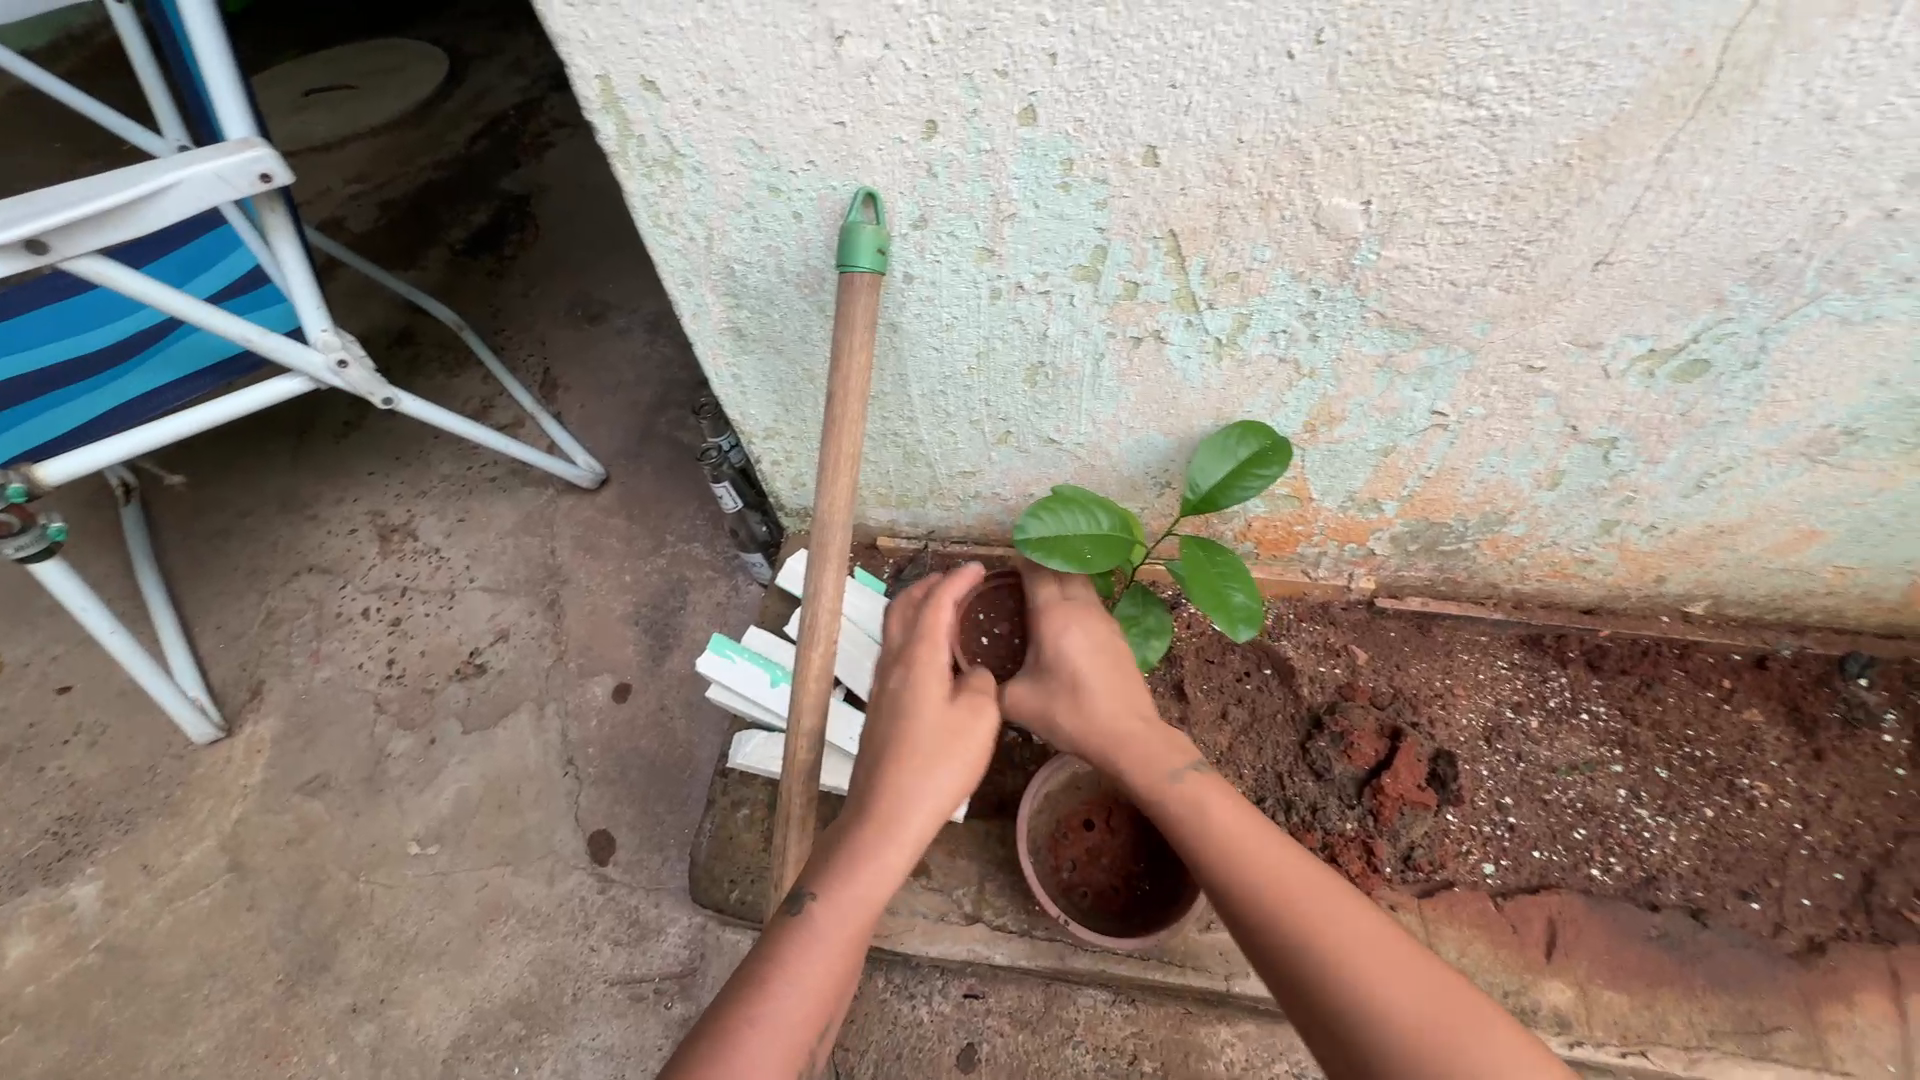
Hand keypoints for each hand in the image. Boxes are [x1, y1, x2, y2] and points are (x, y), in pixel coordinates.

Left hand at [844, 562, 1001, 850]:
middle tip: (959, 581)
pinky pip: (896, 652)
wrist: (887, 812)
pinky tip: (936, 655)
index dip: (957, 580)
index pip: (936, 602)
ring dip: (918, 608)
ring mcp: (882, 684)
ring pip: (895, 628)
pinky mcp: (880, 706)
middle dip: (930, 585)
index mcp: (918, 656)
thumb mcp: (980, 719)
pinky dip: (915, 634)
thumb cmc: (938, 764)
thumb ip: (982, 683)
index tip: (978, 567)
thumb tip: (974, 673)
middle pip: (903, 606)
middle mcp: (893, 662)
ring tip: (948, 610)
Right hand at [1000, 560, 1172, 774]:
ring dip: (1062, 576)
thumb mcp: (1017, 703)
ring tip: (1042, 587)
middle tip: (1020, 569)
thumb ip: (992, 684)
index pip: (1036, 570)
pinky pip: (1092, 601)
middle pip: (1062, 568)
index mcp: (1053, 615)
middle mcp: (1080, 607)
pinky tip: (1066, 616)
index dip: (1021, 559)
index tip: (1006, 558)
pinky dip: (1076, 596)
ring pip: (1082, 582)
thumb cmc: (1069, 714)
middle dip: (1042, 561)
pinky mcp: (1117, 633)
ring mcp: (1104, 618)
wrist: (1126, 734)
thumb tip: (977, 677)